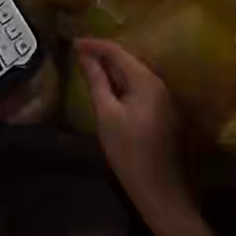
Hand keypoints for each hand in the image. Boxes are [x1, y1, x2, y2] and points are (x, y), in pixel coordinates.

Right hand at [75, 38, 186, 213]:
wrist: (161, 193)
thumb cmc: (130, 154)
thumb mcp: (107, 116)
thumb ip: (96, 81)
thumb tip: (83, 55)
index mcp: (146, 80)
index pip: (117, 51)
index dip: (94, 45)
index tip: (73, 43)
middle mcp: (157, 82)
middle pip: (127, 59)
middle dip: (102, 54)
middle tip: (78, 53)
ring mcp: (162, 96)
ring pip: (132, 72)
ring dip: (111, 68)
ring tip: (88, 66)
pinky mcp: (161, 109)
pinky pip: (137, 85)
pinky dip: (120, 81)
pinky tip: (106, 86)